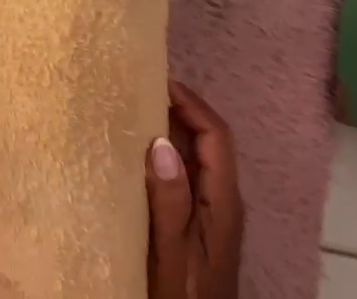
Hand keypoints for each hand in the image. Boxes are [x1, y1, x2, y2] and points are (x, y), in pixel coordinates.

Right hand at [147, 80, 243, 298]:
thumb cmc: (179, 298)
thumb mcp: (169, 255)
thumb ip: (169, 201)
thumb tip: (162, 142)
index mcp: (223, 204)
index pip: (216, 136)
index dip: (191, 103)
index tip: (157, 79)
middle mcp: (224, 203)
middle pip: (209, 141)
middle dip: (179, 109)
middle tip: (138, 87)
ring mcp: (212, 215)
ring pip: (197, 157)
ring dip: (171, 130)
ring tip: (133, 109)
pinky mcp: (198, 226)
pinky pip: (186, 175)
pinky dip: (165, 154)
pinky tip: (136, 154)